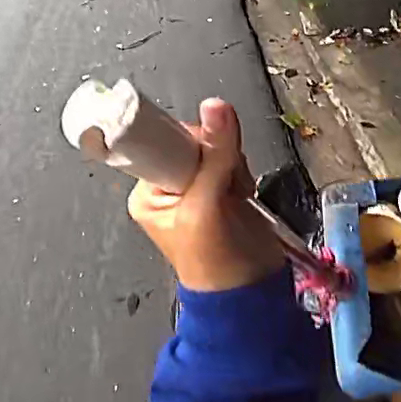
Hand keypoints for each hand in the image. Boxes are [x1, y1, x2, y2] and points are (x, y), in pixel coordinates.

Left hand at [126, 98, 284, 291]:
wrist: (252, 297)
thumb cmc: (217, 263)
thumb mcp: (208, 208)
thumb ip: (215, 155)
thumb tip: (216, 104)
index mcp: (148, 191)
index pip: (161, 141)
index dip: (186, 140)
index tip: (206, 150)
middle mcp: (166, 183)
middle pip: (191, 140)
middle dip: (215, 154)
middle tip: (225, 181)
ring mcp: (194, 184)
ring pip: (214, 147)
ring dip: (231, 164)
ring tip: (235, 193)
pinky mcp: (219, 186)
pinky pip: (230, 159)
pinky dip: (241, 171)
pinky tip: (242, 193)